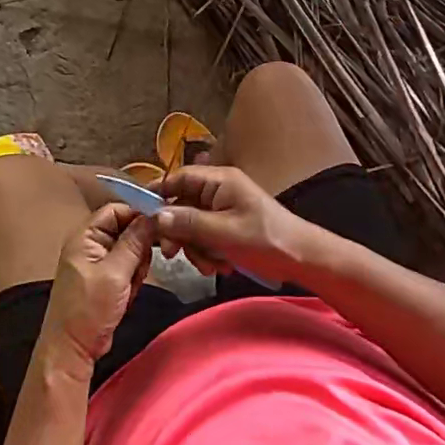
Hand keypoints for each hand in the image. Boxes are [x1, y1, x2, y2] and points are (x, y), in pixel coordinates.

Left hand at [38, 202, 156, 375]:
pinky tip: (128, 294)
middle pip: (127, 229)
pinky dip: (133, 279)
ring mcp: (98, 262)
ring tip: (130, 285)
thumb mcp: (115, 273)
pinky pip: (128, 268)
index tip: (160, 228)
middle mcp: (91, 244)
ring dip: (137, 266)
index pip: (117, 210)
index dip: (138, 215)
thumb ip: (135, 242)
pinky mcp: (106, 279)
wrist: (73, 349)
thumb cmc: (89, 308)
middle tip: (140, 268)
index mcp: (85, 236)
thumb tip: (153, 216)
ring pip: (131, 250)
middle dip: (139, 247)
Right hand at [151, 165, 316, 285]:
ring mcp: (226, 208)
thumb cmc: (265, 239)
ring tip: (210, 266)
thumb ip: (187, 222)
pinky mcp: (231, 226)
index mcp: (220, 180)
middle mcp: (220, 189)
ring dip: (196, 247)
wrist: (303, 259)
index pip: (179, 178)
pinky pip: (207, 236)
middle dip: (179, 231)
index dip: (158, 193)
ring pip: (193, 224)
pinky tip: (220, 267)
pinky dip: (208, 252)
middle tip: (174, 254)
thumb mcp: (223, 232)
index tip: (141, 213)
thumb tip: (155, 217)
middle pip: (183, 204)